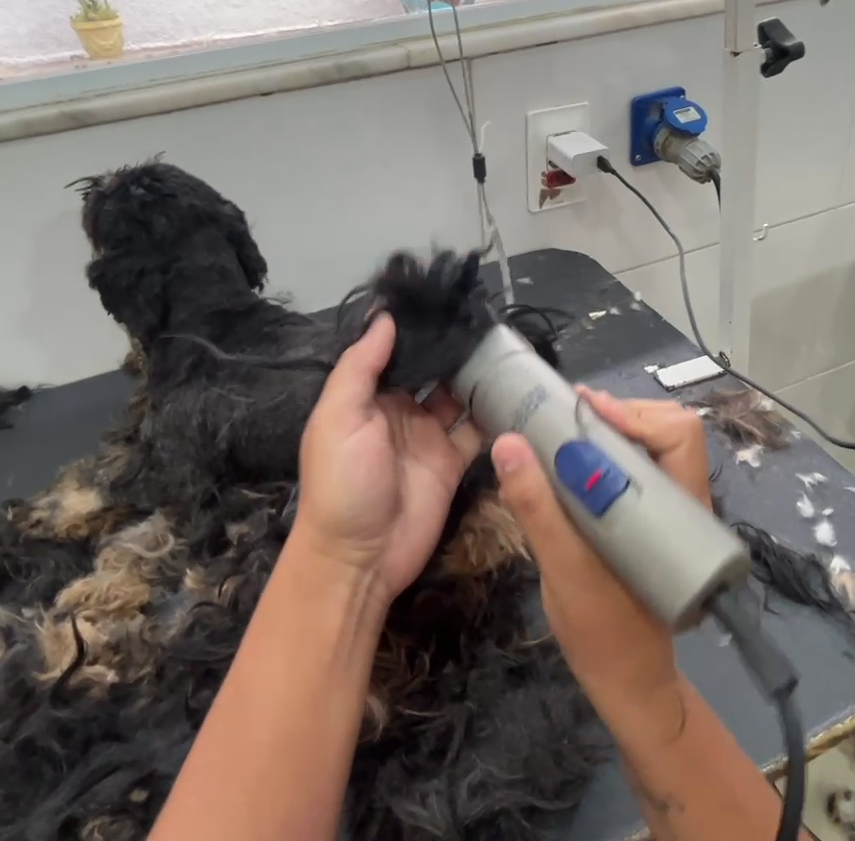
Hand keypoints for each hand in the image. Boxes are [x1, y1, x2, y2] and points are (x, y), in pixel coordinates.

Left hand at [294, 313, 482, 602]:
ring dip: (478, 375)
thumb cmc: (342, 481)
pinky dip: (493, 414)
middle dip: (454, 347)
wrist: (359, 557)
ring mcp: (428, 436)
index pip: (395, 351)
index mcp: (367, 395)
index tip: (447, 298)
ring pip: (458, 395)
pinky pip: (476, 431)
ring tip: (508, 345)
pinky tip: (515, 390)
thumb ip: (362, 366)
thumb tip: (385, 316)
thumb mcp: (339, 417)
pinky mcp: (452, 462)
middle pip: (431, 369)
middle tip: (488, 317)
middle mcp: (399, 410)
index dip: (417, 327)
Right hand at [492, 388, 712, 738]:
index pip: (680, 436)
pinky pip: (635, 468)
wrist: (624, 680)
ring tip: (563, 430)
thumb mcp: (562, 567)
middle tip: (567, 416)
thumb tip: (507, 443)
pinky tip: (571, 457)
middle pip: (666, 430)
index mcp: (679, 512)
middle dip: (618, 414)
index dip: (635, 414)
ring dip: (610, 431)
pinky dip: (605, 452)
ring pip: (650, 446)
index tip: (586, 414)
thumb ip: (536, 506)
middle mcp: (683, 502)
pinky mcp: (649, 519)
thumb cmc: (601, 630)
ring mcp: (668, 511)